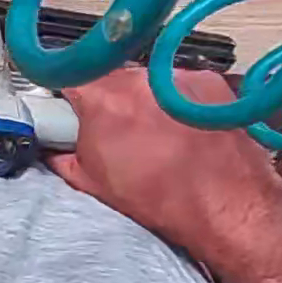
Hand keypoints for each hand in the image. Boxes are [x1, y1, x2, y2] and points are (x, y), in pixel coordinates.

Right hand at [48, 68, 281, 259]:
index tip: (60, 103)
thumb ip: (61, 155)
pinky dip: (170, 102)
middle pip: (105, 77)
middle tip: (107, 130)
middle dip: (101, 100)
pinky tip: (176, 131)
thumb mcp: (91, 182)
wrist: (229, 206)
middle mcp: (140, 81)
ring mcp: (176, 78)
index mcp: (103, 100)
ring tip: (150, 136)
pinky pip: (173, 85)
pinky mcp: (207, 83)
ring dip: (138, 101)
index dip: (59, 91)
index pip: (65, 75)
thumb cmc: (166, 198)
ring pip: (141, 81)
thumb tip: (52, 147)